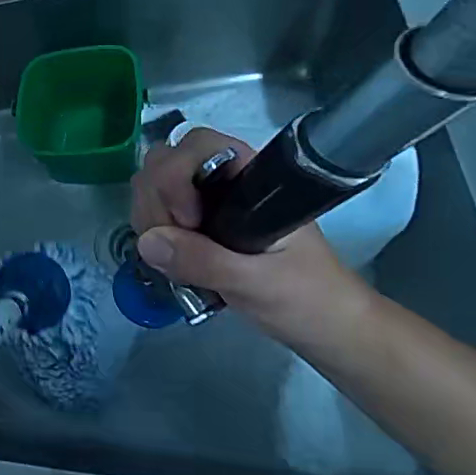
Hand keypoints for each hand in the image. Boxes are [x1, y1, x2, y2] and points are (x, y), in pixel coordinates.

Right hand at [128, 127, 374, 343]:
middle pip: (166, 162)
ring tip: (173, 263)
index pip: (197, 145)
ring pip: (157, 190)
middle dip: (157, 202)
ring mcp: (210, 205)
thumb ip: (205, 261)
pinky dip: (155, 239)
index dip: (178, 175)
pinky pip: (161, 219)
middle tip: (172, 249)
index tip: (188, 222)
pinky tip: (170, 266)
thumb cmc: (308, 297)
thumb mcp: (258, 282)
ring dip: (151, 222)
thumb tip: (148, 241)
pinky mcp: (201, 230)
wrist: (327, 328)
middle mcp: (226, 182)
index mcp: (251, 177)